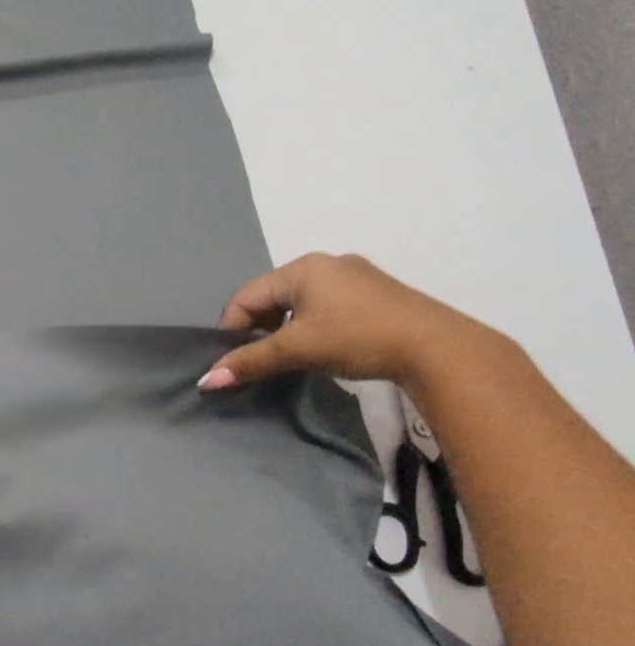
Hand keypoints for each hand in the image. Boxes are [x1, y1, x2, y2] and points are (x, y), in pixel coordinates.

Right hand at [198, 253, 489, 390]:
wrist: (439, 348)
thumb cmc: (358, 338)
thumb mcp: (296, 350)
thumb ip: (248, 362)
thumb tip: (205, 382)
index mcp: (302, 269)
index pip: (245, 298)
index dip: (232, 330)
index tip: (236, 359)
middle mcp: (326, 264)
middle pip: (270, 298)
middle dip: (258, 329)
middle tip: (262, 359)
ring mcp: (355, 276)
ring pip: (297, 303)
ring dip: (284, 330)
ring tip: (291, 355)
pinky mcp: (375, 292)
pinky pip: (324, 305)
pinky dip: (310, 326)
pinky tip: (322, 346)